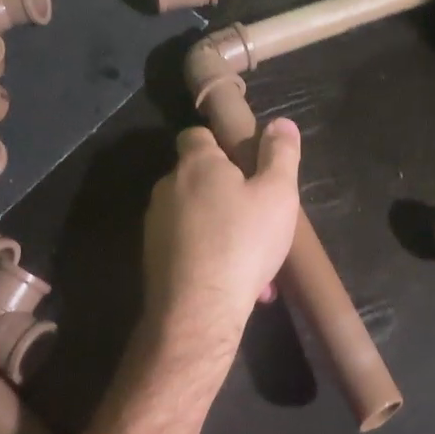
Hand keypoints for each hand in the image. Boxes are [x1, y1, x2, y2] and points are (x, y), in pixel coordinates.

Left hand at [140, 120, 301, 363]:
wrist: (199, 311)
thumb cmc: (243, 242)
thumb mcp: (277, 194)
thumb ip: (281, 155)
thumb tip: (281, 122)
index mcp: (197, 165)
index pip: (197, 135)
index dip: (220, 144)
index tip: (245, 162)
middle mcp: (168, 188)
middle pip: (197, 178)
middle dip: (226, 193)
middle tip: (259, 214)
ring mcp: (156, 226)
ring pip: (196, 218)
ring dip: (223, 230)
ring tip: (257, 260)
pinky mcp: (154, 259)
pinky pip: (189, 249)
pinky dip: (211, 258)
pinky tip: (242, 285)